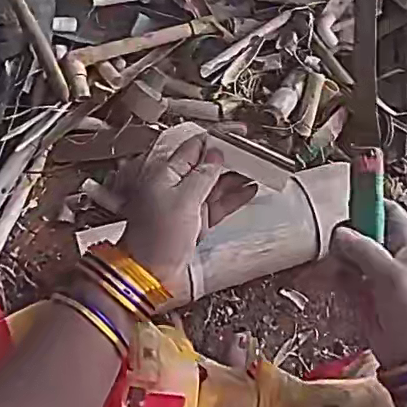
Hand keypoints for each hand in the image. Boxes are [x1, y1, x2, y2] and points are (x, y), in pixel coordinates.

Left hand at [113, 134, 252, 281]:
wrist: (149, 273)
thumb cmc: (155, 239)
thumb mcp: (184, 200)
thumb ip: (202, 176)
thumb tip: (215, 157)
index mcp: (166, 174)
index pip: (194, 146)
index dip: (216, 138)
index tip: (236, 133)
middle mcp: (176, 185)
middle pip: (207, 164)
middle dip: (229, 157)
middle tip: (250, 152)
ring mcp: (186, 203)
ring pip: (215, 183)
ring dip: (236, 176)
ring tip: (256, 168)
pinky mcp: (196, 220)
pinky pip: (219, 202)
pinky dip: (234, 196)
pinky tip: (248, 189)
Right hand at [330, 202, 406, 366]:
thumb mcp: (393, 277)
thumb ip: (365, 251)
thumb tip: (340, 232)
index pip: (388, 210)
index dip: (369, 203)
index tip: (346, 203)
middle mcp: (391, 254)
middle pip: (363, 230)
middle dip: (345, 233)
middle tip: (329, 239)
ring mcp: (375, 274)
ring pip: (349, 252)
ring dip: (335, 255)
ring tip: (323, 261)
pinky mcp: (362, 292)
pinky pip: (343, 275)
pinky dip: (332, 274)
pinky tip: (321, 277)